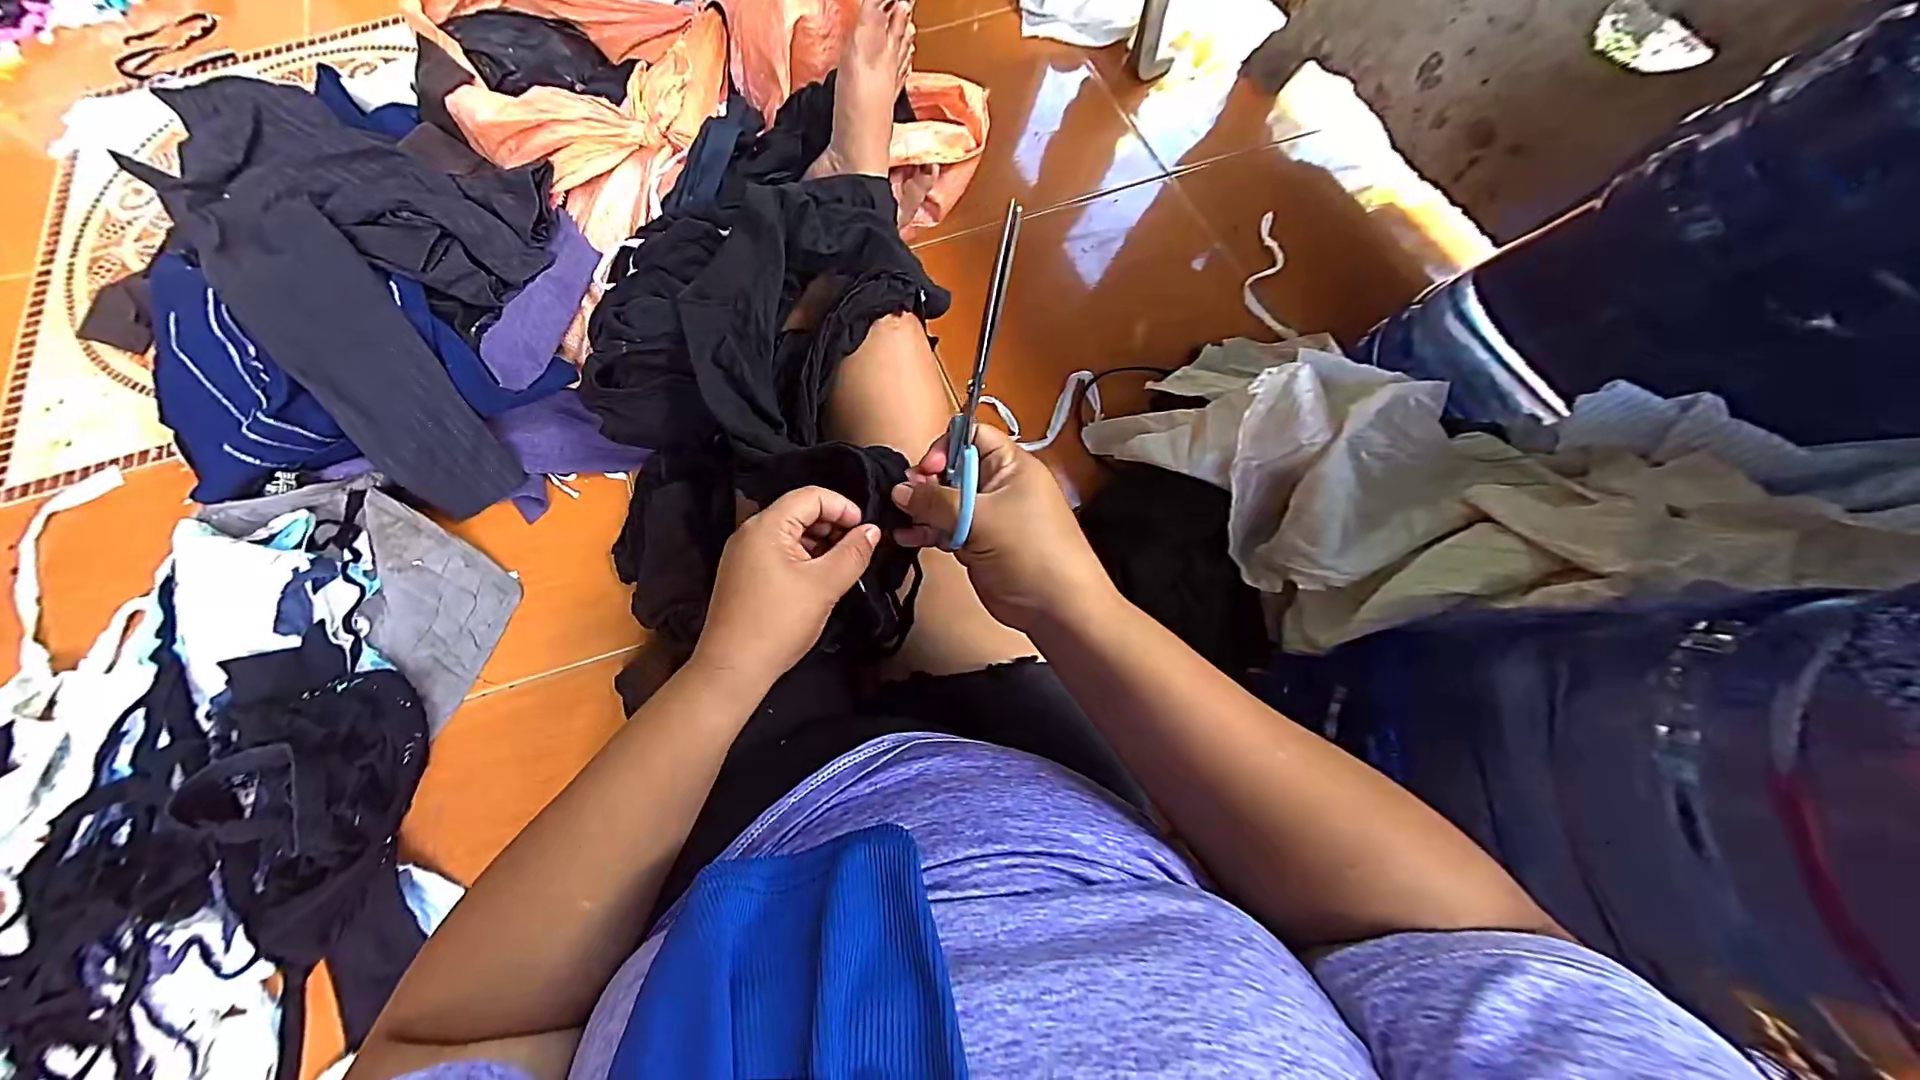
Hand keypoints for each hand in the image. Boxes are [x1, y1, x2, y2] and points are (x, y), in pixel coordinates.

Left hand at [690, 486, 880, 686]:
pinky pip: (778, 552)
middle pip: (799, 511)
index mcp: (766, 526)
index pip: (811, 496)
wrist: (733, 668)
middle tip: (857, 549)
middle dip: (833, 525)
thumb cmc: (777, 624)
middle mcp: (750, 532)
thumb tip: (871, 531)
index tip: (864, 530)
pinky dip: (803, 557)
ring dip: (820, 543)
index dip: (843, 507)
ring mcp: (743, 554)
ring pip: (790, 533)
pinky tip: (818, 580)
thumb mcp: (825, 584)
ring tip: (841, 567)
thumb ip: (853, 553)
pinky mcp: (743, 574)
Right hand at [892, 424, 1118, 633]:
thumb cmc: (1032, 553)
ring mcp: (988, 516)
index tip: (927, 469)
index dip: (945, 447)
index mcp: (1010, 466)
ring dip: (921, 509)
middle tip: (910, 499)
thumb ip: (937, 502)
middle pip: (952, 469)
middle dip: (927, 482)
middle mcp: (998, 486)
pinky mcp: (978, 542)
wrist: (1056, 607)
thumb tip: (902, 490)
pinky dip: (927, 530)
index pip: (972, 435)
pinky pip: (946, 528)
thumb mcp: (981, 519)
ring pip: (945, 502)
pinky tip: (908, 537)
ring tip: (902, 520)